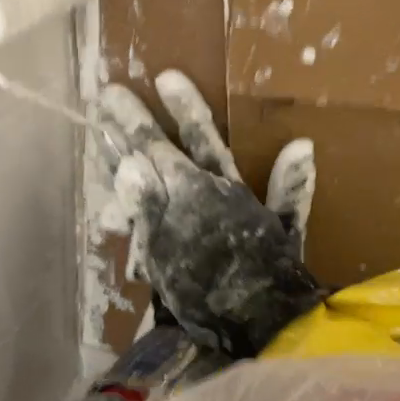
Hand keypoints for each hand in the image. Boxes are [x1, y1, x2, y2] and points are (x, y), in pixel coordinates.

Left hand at [104, 71, 325, 356]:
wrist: (257, 323)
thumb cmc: (274, 278)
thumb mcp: (289, 230)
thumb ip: (291, 189)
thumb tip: (302, 144)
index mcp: (229, 189)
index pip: (203, 138)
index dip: (185, 106)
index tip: (165, 76)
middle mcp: (197, 199)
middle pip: (160, 151)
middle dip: (134, 121)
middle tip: (108, 94)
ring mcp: (172, 223)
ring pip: (140, 179)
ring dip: (117, 151)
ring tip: (97, 126)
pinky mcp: (157, 250)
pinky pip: (135, 218)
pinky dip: (124, 198)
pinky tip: (112, 176)